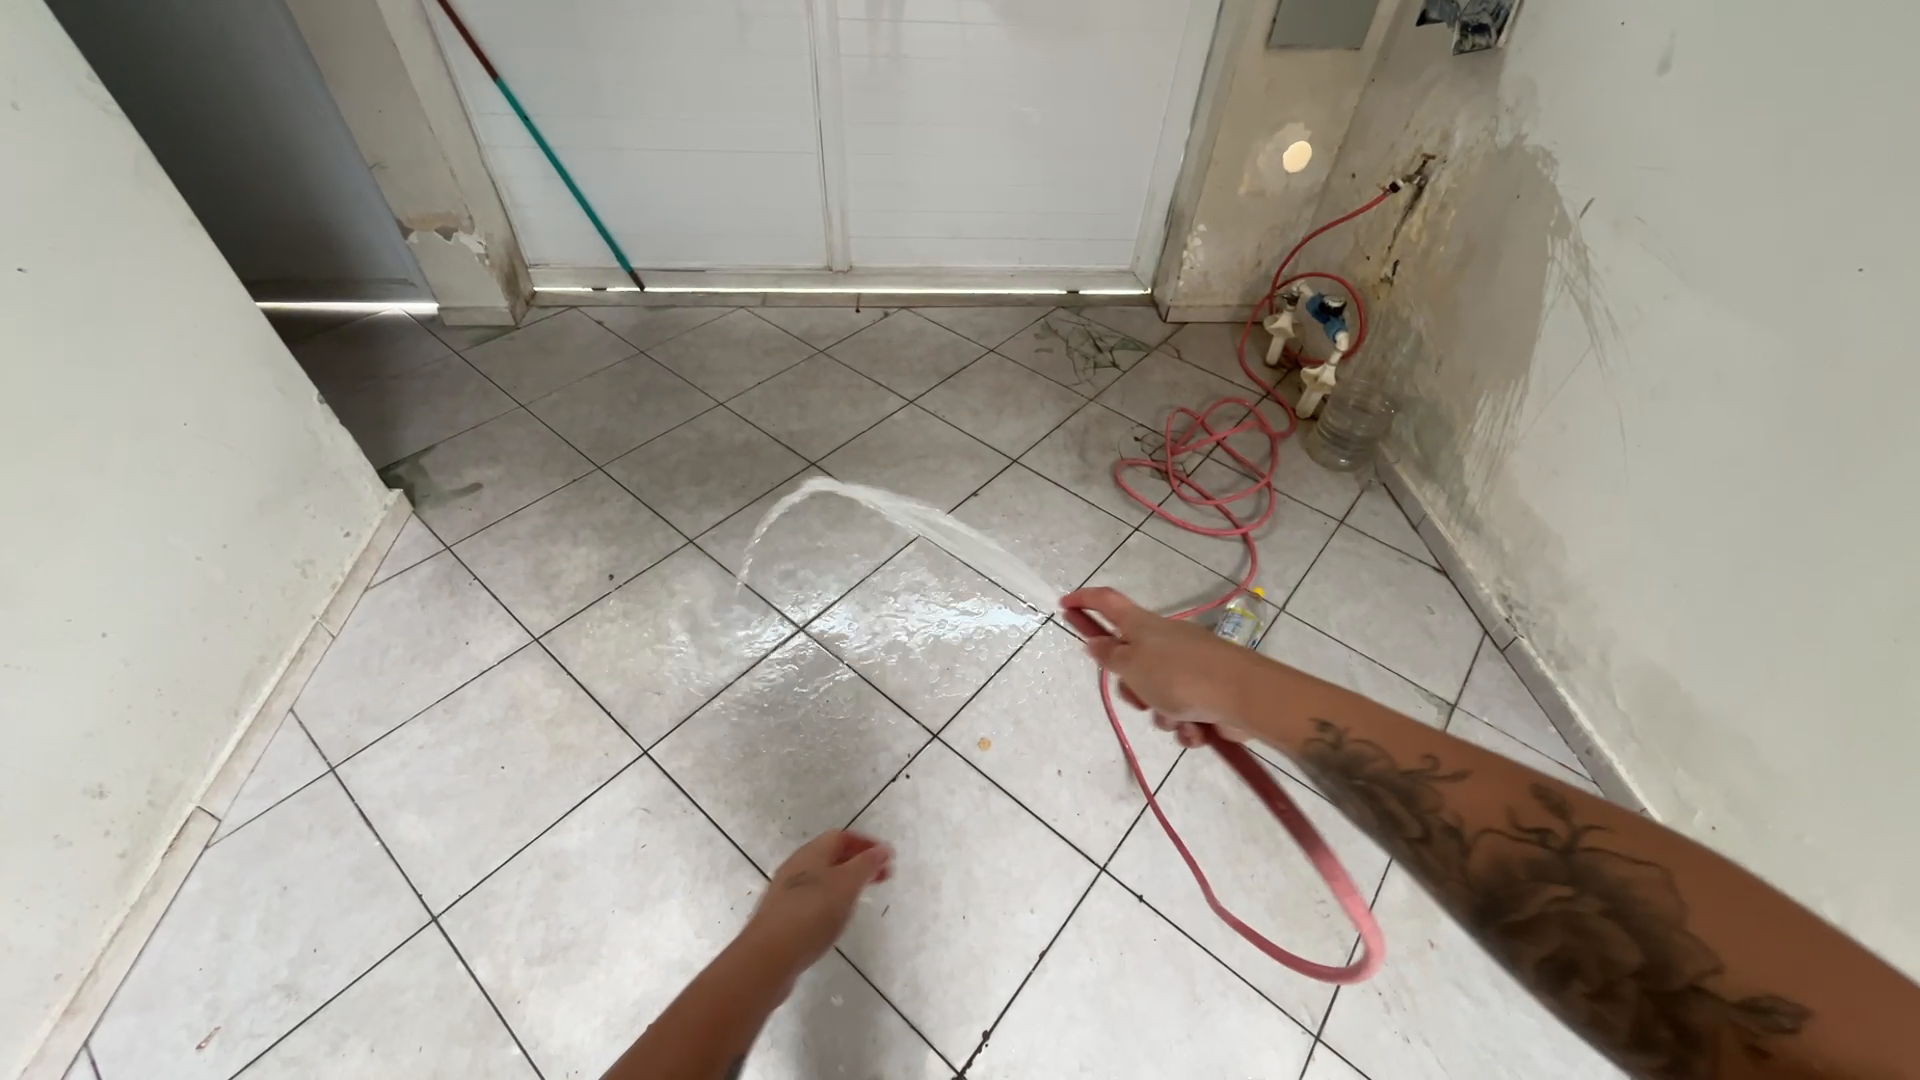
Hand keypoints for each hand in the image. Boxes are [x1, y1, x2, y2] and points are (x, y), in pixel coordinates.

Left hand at [740, 830, 891, 978]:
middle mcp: (796, 866)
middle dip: (858, 863)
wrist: (767, 957)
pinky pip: (811, 899)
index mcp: (812, 852)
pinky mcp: (781, 915)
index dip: (866, 844)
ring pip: (821, 878)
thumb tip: (883, 848)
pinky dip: (829, 901)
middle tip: (881, 879)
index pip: (842, 836)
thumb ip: (866, 865)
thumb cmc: (812, 913)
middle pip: (831, 856)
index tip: (887, 859)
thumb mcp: (847, 884)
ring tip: (860, 899)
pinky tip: (834, 920)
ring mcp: (785, 891)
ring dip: (844, 883)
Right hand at [1061, 586, 1262, 747]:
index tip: (1064, 606)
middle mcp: (1163, 643)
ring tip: (1176, 718)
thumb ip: (1109, 655)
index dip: (1084, 601)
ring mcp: (1186, 668)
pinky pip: (1180, 714)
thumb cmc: (1179, 676)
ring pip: (1154, 695)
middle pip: (1130, 662)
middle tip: (1138, 697)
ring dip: (1160, 714)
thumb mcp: (1133, 665)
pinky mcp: (1205, 694)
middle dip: (1130, 688)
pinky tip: (1196, 730)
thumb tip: (1093, 641)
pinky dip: (1185, 725)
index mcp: (1142, 626)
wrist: (1243, 698)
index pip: (1107, 602)